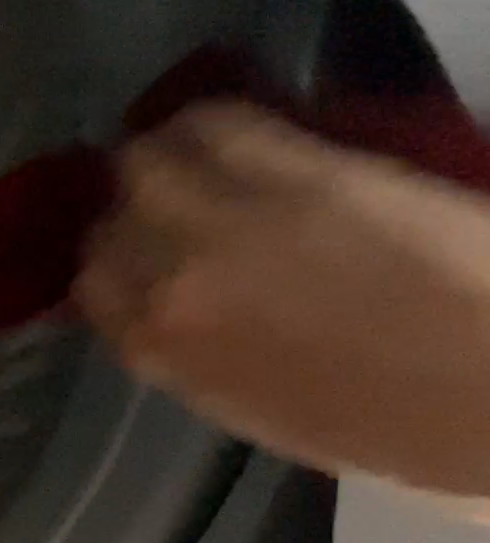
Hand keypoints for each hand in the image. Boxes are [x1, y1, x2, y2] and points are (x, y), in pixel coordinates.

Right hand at [74, 103, 489, 495]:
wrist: (480, 388)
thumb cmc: (362, 418)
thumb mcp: (236, 402)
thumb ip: (180, 349)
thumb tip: (159, 311)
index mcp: (154, 348)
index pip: (93, 283)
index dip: (112, 263)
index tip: (133, 254)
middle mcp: (169, 286)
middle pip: (108, 224)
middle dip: (125, 212)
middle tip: (154, 202)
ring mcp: (229, 226)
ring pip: (146, 163)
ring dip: (156, 156)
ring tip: (181, 154)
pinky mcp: (305, 175)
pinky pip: (222, 127)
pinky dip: (208, 122)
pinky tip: (218, 127)